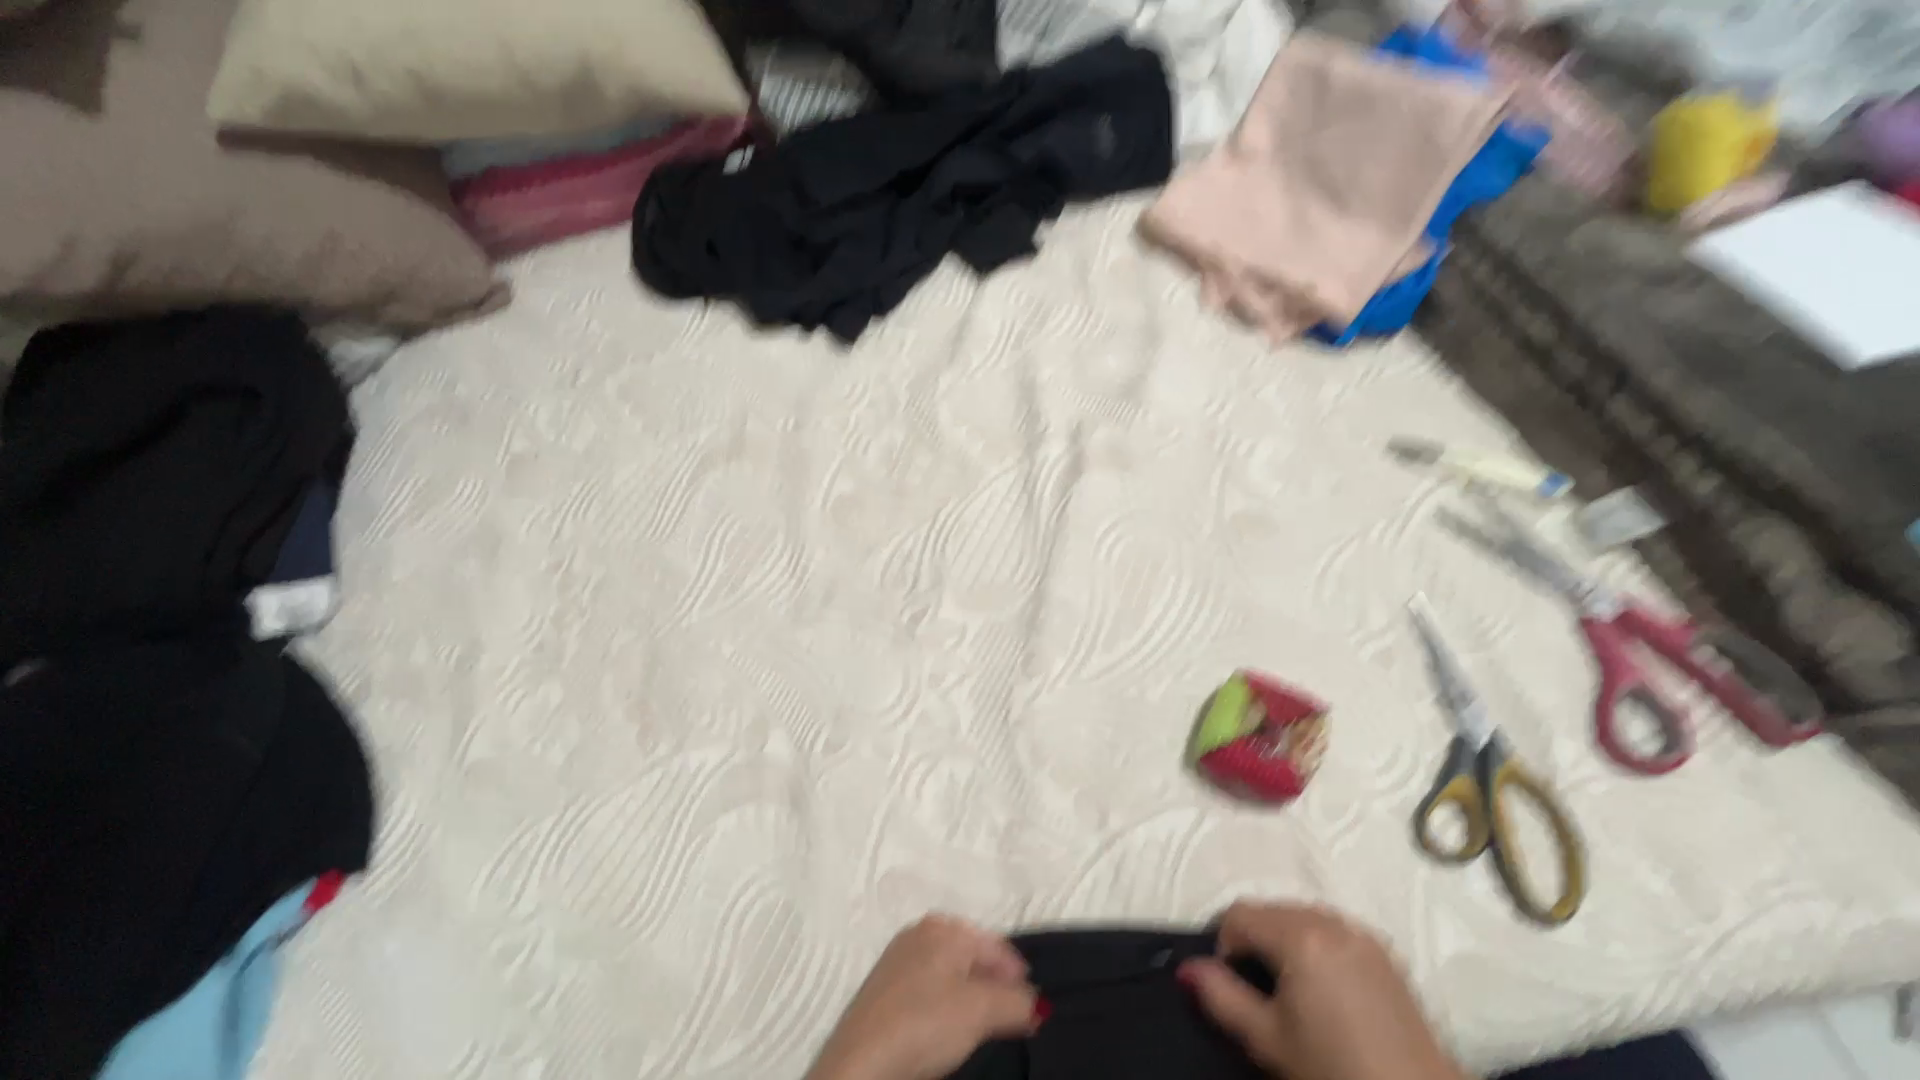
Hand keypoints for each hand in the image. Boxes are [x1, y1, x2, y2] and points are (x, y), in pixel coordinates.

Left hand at [804, 914, 1041, 1079]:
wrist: (862, 1063)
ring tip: (980, 1030)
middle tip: (1009, 1021)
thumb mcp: (982, 1011)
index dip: (1019, 979)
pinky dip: (945, 1007)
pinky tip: (946, 1032)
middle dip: (994, 988)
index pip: (997, 947)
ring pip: (951, 975)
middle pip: (973, 958)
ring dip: (971, 1000)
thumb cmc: (924, 1023)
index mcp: (943, 926)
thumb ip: (1019, 1002)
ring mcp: (898, 959)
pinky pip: (930, 991)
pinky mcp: (884, 989)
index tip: (1032, 1011)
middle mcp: (919, 932)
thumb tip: (1037, 1004)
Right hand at [1179, 901, 1469, 1079]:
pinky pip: (1336, 930)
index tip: (1229, 985)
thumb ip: (1220, 997)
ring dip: (1285, 939)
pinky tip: (1325, 990)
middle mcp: (1333, 921)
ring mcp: (1365, 935)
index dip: (1223, 944)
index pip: (1239, 913)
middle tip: (1256, 991)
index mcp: (1300, 935)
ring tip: (1289, 990)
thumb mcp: (1267, 1039)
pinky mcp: (1388, 954)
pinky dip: (1318, 945)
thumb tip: (1186, 968)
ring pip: (1305, 916)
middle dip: (1254, 939)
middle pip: (1273, 909)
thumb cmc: (1334, 1070)